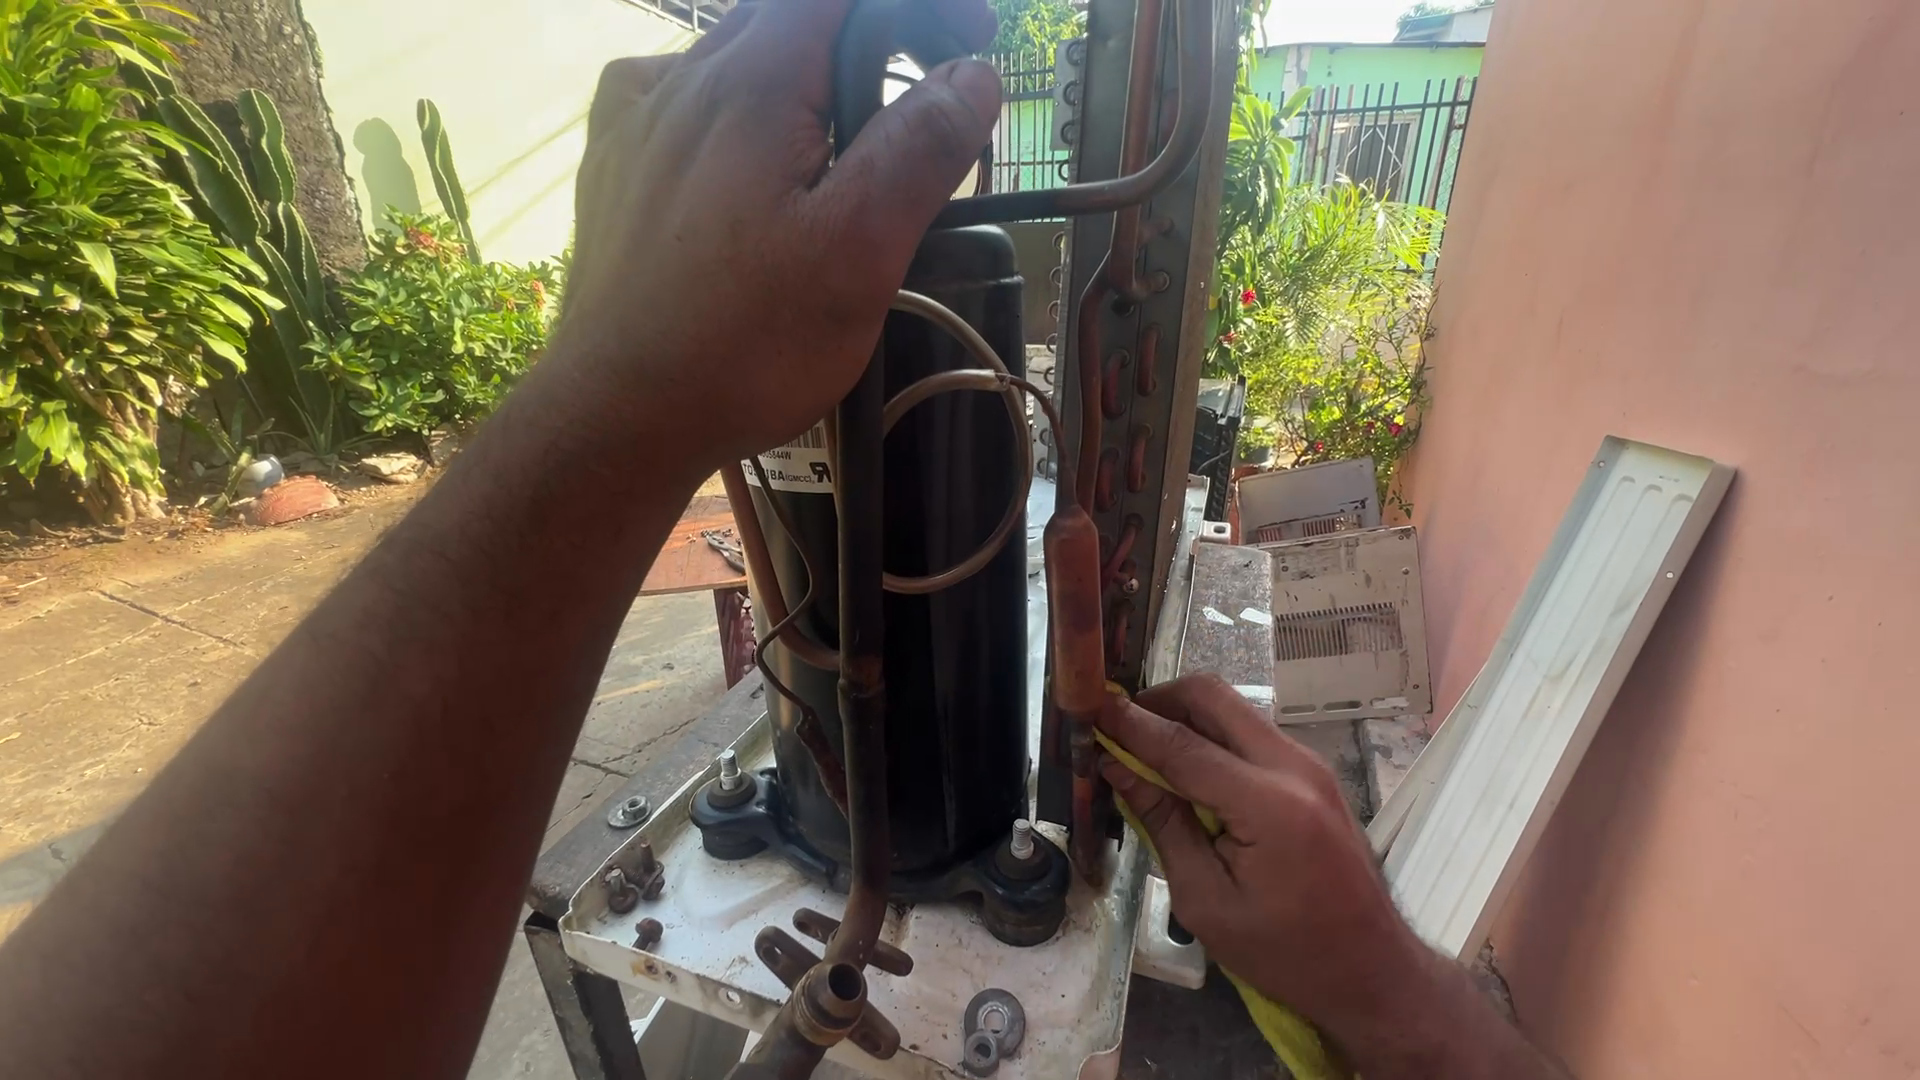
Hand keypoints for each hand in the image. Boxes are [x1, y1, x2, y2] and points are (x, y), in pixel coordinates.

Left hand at [554, 0, 1000, 468]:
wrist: (622, 415)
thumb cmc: (748, 344)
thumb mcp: (859, 254)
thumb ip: (919, 152)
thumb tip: (972, 76)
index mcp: (753, 81)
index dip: (921, 4)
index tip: (972, 45)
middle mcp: (682, 75)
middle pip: (794, 16)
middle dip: (870, 47)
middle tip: (917, 114)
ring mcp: (637, 119)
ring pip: (740, 60)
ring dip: (806, 86)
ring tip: (839, 160)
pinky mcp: (615, 166)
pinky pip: (688, 102)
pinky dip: (741, 113)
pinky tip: (749, 171)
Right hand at [1096, 675, 1446, 1060]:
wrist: (1373, 972)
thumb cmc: (1284, 953)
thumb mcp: (1205, 901)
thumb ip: (1162, 824)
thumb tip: (1116, 768)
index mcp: (1270, 805)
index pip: (1183, 746)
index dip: (1130, 724)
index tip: (1090, 707)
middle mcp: (1294, 766)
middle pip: (1212, 696)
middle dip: (1158, 699)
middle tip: (1119, 724)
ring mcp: (1308, 763)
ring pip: (1231, 706)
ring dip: (1182, 714)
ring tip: (1144, 746)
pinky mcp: (1310, 770)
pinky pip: (1247, 729)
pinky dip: (1208, 732)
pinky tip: (1184, 765)